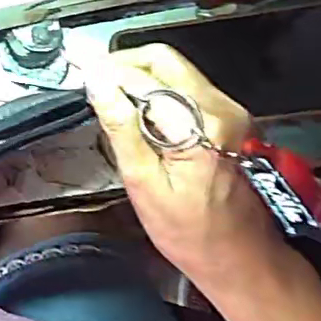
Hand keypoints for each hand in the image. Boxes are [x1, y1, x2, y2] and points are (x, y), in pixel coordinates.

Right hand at [80, 44, 287, 288]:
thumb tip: (98, 86)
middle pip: (163, 60)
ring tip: (106, 97)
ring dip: (135, 76)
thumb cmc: (194, 233)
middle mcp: (222, 110)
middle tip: (90, 80)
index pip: (143, 77)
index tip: (78, 71)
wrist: (242, 259)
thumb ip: (121, 127)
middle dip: (121, 65)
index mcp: (202, 125)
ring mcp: (228, 113)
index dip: (104, 72)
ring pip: (173, 71)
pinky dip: (152, 90)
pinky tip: (133, 111)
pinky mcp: (226, 120)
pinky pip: (182, 88)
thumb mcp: (143, 182)